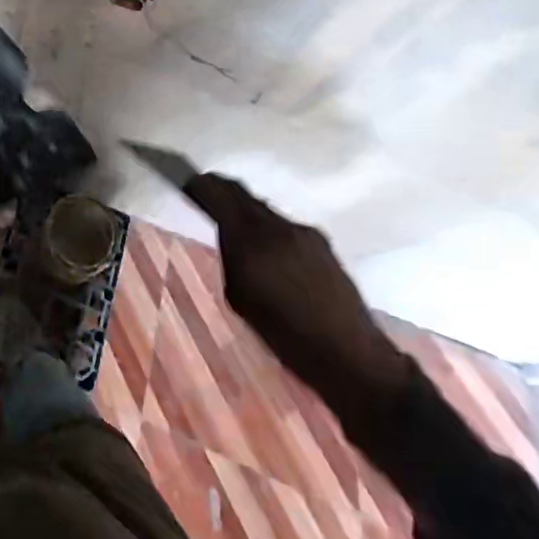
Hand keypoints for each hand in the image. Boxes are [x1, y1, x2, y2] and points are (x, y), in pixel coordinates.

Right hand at [183, 173, 405, 392]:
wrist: (349, 355)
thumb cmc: (286, 338)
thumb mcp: (241, 299)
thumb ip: (232, 258)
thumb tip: (229, 234)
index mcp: (252, 239)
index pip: (221, 195)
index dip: (202, 186)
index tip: (188, 183)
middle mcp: (279, 226)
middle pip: (244, 195)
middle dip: (222, 191)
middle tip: (205, 191)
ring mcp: (305, 231)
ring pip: (266, 210)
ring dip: (247, 212)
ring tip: (235, 226)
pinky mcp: (323, 243)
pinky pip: (285, 226)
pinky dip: (269, 229)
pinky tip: (270, 252)